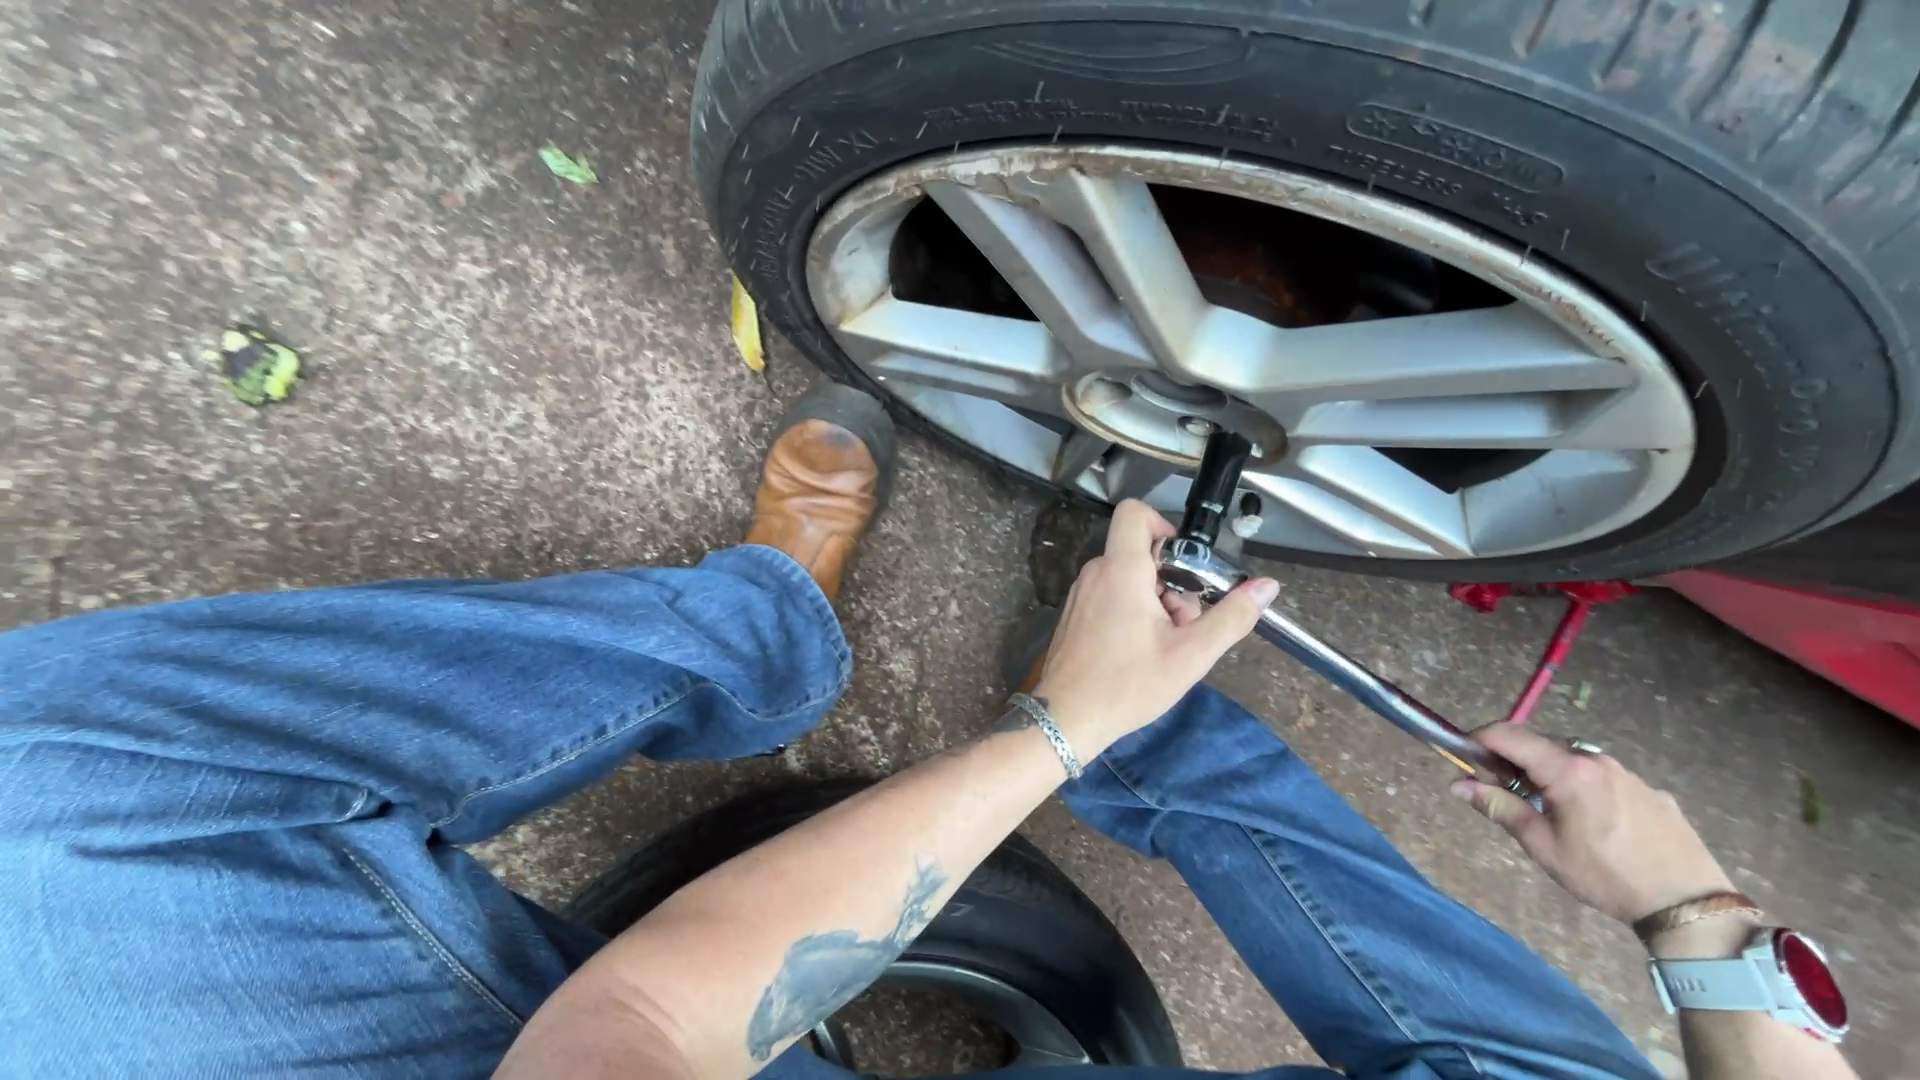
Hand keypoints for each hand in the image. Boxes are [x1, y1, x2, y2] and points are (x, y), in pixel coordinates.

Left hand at [1032, 500, 1277, 755]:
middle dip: (1172, 582)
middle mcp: (1096, 573)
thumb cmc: (1127, 686)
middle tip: (1183, 625)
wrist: (1066, 719)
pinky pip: (1111, 596)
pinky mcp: (1075, 614)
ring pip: (1129, 578)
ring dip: (1155, 602)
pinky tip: (1141, 651)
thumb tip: (1267, 586)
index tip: (1186, 566)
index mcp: (1121, 570)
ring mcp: (1081, 594)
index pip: (1134, 513)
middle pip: (1142, 554)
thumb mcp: (1191, 655)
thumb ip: (1232, 616)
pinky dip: (1132, 613)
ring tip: (1163, 644)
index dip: (1165, 527)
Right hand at [1451, 724, 1732, 926]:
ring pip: (1573, 759)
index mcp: (1567, 769)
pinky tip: (1591, 821)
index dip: (1480, 740)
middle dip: (1512, 758)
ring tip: (1547, 808)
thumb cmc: (1604, 875)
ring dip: (1548, 772)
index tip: (1466, 758)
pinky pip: (1604, 777)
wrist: (1690, 906)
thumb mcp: (1542, 845)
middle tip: (1501, 789)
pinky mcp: (1652, 792)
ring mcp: (1629, 774)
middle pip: (1540, 743)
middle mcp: (1597, 760)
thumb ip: (1499, 807)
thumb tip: (1458, 784)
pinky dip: (1582, 785)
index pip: (1509, 734)